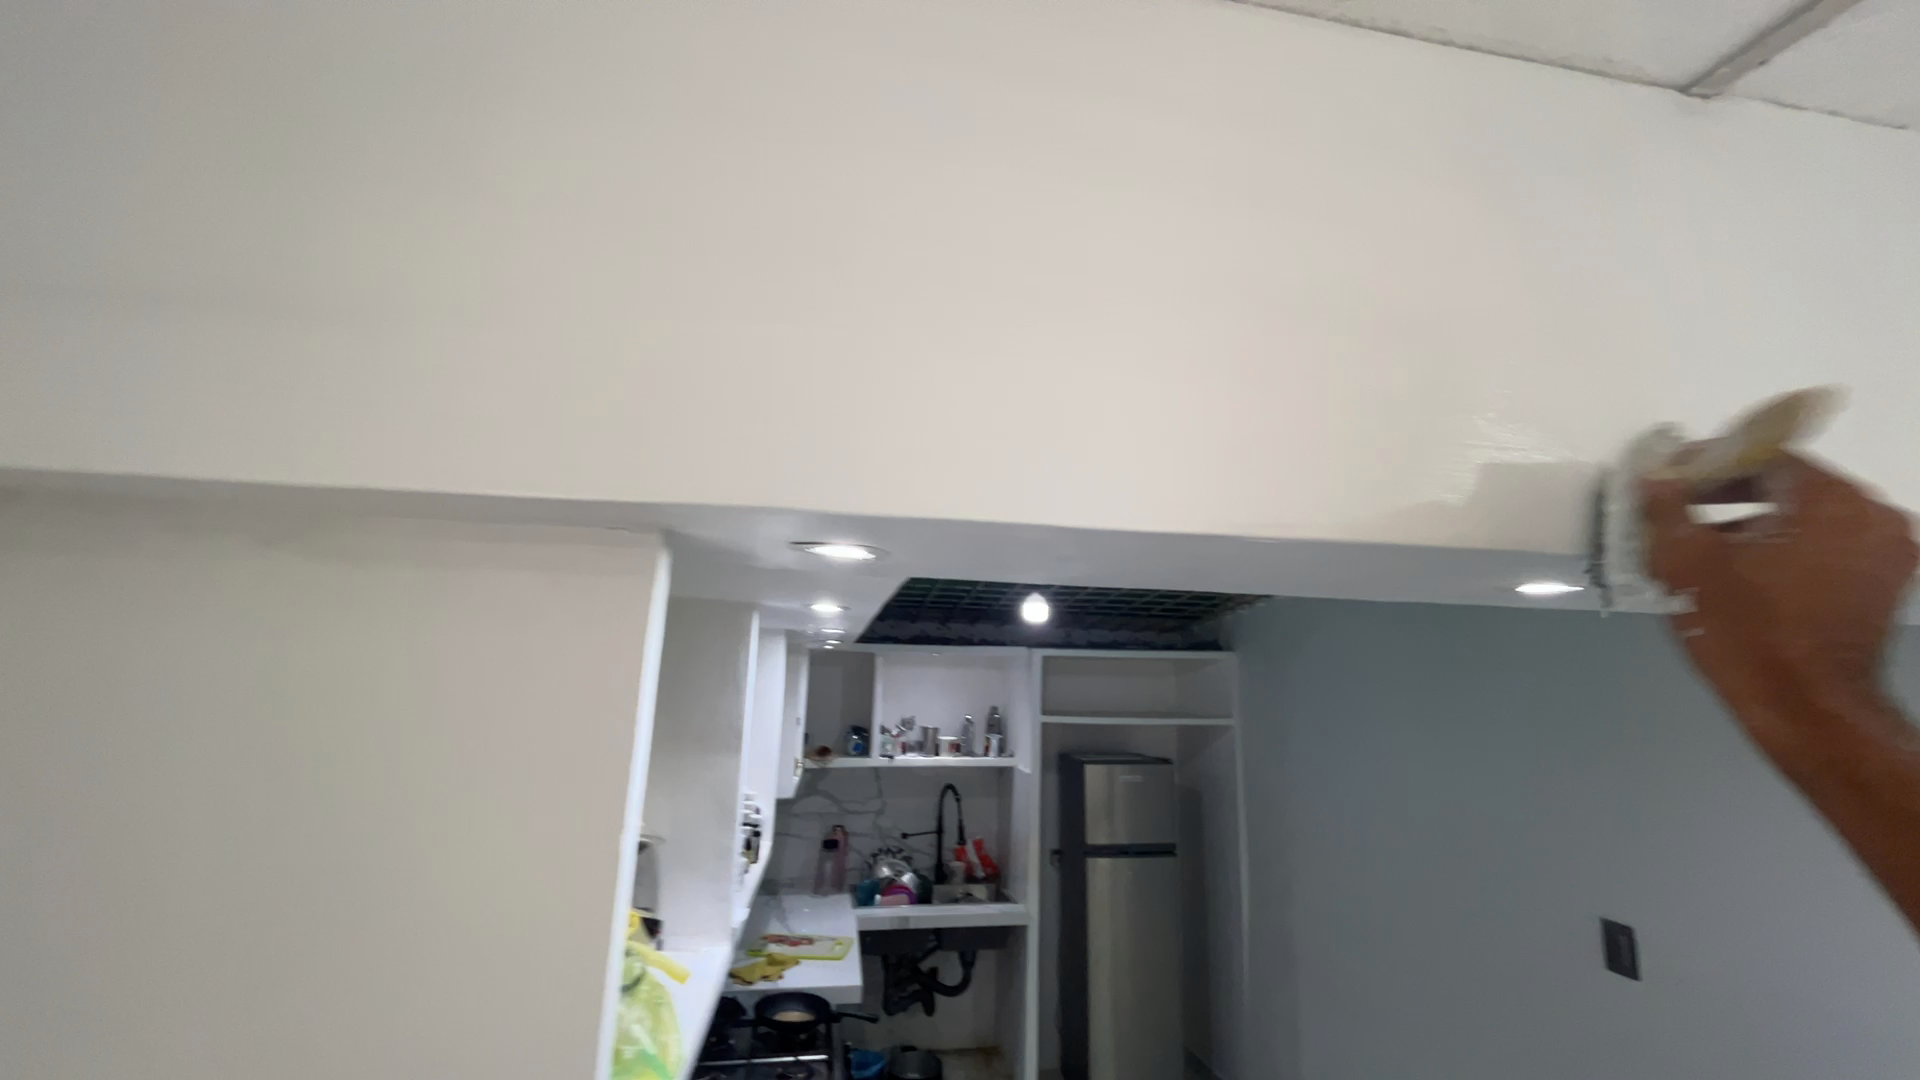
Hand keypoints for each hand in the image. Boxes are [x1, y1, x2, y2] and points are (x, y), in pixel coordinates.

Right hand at [1641, 453, 1917, 742]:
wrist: (1804, 702)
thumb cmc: (1742, 626)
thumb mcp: (1684, 562)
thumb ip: (1667, 509)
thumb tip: (1656, 475)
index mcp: (1831, 502)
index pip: (1768, 455)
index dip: (1712, 459)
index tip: (1671, 476)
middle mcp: (1874, 517)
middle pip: (1793, 484)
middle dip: (1732, 490)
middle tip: (1681, 508)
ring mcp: (1888, 552)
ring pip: (1809, 517)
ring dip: (1756, 520)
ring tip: (1705, 545)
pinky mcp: (1884, 584)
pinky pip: (1827, 545)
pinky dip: (1783, 546)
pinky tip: (1742, 571)